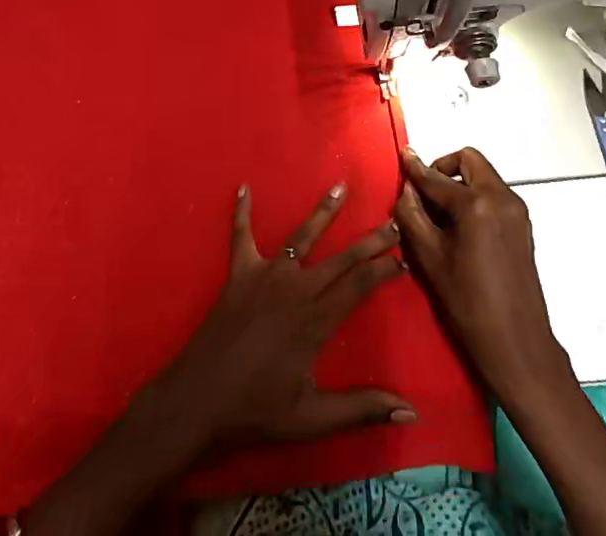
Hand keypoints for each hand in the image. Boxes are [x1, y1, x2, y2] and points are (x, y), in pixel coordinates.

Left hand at [21, 185, 410, 535]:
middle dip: (370, 239)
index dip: (385, 270)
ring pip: (301, 235)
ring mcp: (266, 277)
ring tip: (341, 187)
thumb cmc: (255, 412)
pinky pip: (241, 237)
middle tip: (394, 221)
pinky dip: (242, 213)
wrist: (194, 404)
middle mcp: (296, 288)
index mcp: (316, 318)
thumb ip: (362, 408)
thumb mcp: (313, 419)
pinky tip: (244, 188)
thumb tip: (411, 412)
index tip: (405, 260)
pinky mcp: (239, 276)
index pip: (361, 284)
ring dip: (323, 211)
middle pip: (342, 257)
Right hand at [394, 148, 569, 397]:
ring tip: (438, 214)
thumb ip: (413, 217)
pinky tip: (459, 226)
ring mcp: (517, 209)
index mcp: (477, 205)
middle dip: (444, 168)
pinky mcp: (523, 223)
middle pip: (469, 160)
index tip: (404, 157)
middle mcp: (502, 197)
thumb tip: (407, 190)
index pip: (438, 178)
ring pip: (483, 176)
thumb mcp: (430, 259)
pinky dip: (475, 197)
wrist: (515, 340)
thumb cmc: (468, 303)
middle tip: (424, 192)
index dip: (416, 169)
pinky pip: (494, 194)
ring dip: (460, 183)